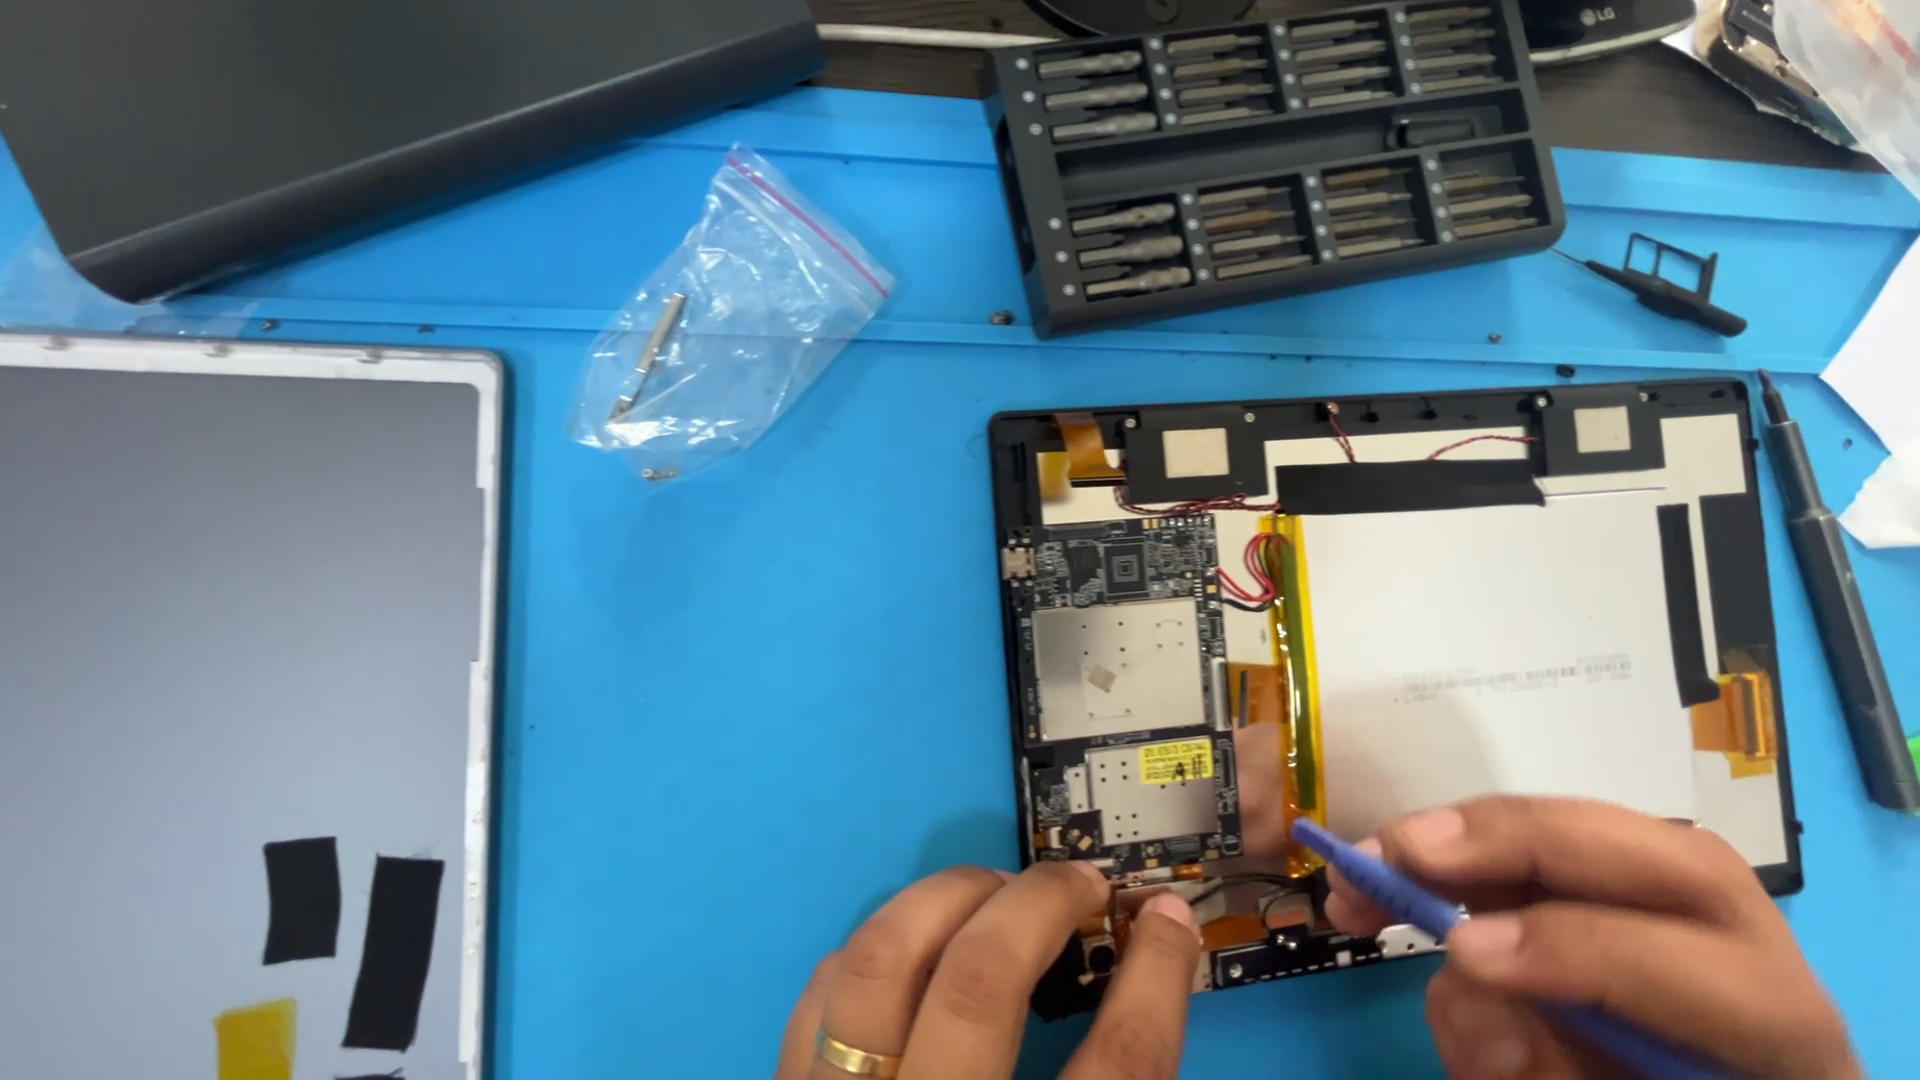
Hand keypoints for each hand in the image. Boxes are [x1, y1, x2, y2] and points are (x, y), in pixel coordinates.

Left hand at [774, 862, 1201, 1079]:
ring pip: (882, 959)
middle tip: (1080, 884)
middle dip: (1041, 905)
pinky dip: (880, 942)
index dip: (1154, 979)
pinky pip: (825, 989)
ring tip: (1000, 889)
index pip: (1117, 1072)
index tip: (1165, 918)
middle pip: (979, 984)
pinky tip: (919, 940)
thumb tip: (1149, 966)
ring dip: (950, 897)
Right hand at [1325, 796, 1859, 1079]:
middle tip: (1401, 851)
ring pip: (1600, 836)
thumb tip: (1463, 990)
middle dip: (1521, 841)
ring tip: (1366, 864)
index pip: (1722, 987)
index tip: (1457, 951)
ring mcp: (1684, 917)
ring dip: (1465, 837)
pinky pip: (1539, 848)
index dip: (1581, 952)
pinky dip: (1456, 849)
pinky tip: (1393, 870)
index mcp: (1779, 1051)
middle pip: (1674, 866)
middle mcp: (1751, 964)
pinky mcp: (1609, 892)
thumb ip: (1534, 1069)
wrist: (1630, 1073)